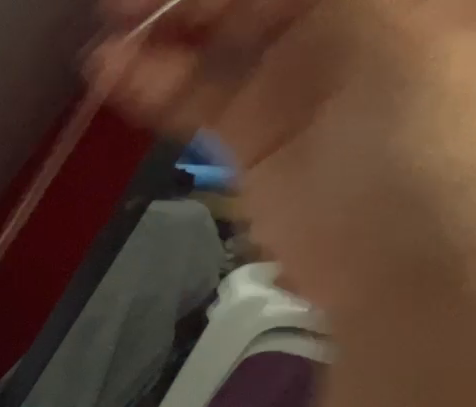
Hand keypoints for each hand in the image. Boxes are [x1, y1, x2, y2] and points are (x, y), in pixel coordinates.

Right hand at [89, 0, 475, 317]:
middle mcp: (346, 22)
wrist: (406, 255)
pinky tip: (110, 72)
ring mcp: (295, 78)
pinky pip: (194, 96)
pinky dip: (149, 83)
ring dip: (157, 35)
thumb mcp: (385, 35)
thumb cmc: (426, 140)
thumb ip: (315, 2)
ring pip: (215, 39)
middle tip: (125, 5)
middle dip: (185, 0)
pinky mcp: (251, 131)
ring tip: (105, 36)